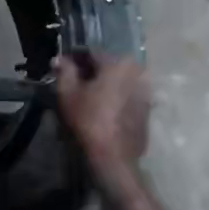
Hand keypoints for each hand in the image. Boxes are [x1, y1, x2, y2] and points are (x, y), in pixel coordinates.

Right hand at [55, 54, 148, 182]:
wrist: (114, 157)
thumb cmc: (89, 120)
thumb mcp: (68, 93)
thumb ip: (64, 70)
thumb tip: (60, 58)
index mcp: (118, 62)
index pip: (92, 52)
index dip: (75, 58)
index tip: (63, 66)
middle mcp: (137, 70)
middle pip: (108, 64)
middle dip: (92, 70)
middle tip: (76, 81)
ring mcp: (146, 89)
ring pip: (120, 79)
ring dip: (106, 82)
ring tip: (90, 95)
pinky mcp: (148, 107)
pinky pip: (129, 93)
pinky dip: (117, 94)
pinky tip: (104, 106)